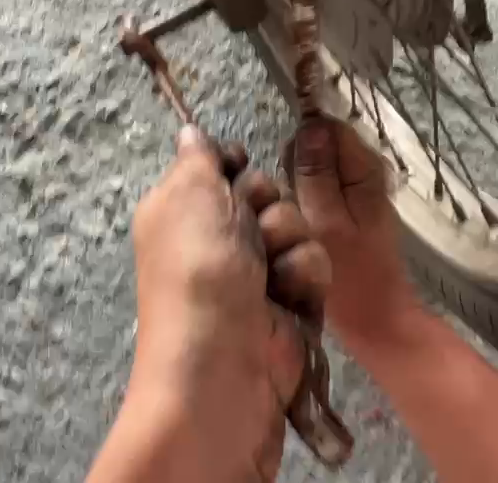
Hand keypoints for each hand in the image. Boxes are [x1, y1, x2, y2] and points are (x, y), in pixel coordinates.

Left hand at [120, 126, 332, 480]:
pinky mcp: (290, 299)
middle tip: (250, 231)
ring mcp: (256, 270)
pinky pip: (314, 262)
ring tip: (269, 275)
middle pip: (266, 189)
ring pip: (297, 223)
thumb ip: (197, 156)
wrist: (223, 367)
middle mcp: (218, 236)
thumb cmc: (199, 270)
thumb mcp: (188, 195)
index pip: (223, 164)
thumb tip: (190, 131)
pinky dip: (305, 277)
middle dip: (267, 204)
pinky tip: (287, 298)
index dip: (236, 165)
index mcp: (183, 209)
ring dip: (290, 243)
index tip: (236, 170)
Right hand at [290, 115, 422, 349]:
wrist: (378, 323)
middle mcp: (367, 170)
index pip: (327, 125)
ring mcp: (361, 190)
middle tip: (293, 203)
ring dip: (302, 185)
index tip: (286, 173)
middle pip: (322, 144)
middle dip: (299, 165)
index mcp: (365, 168)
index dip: (301, 143)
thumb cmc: (350, 277)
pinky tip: (305, 226)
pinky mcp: (353, 208)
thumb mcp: (324, 221)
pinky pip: (323, 188)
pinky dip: (310, 200)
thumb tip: (310, 124)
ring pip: (319, 167)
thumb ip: (315, 172)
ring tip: (298, 218)